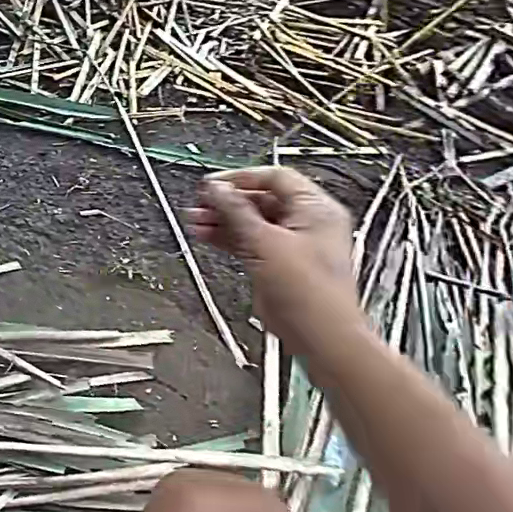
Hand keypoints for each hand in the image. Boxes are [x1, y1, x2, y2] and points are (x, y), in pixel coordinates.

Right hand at [183, 167, 368, 352]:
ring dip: (222, 219)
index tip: (212, 185)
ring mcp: (291, 244)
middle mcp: (306, 223)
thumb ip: (235, 210)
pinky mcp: (278, 262)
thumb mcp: (264, 241)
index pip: (274, 178)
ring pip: (251, 220)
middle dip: (226, 201)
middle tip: (200, 204)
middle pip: (260, 199)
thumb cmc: (308, 291)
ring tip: (195, 221)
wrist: (317, 333)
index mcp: (315, 209)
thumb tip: (216, 189)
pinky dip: (227, 237)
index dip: (241, 178)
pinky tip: (206, 235)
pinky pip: (248, 240)